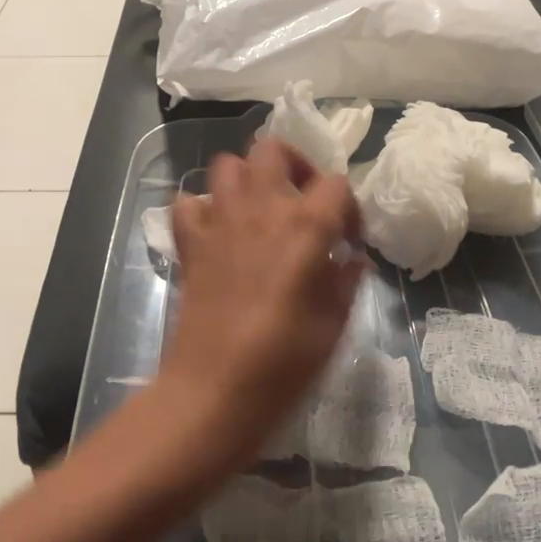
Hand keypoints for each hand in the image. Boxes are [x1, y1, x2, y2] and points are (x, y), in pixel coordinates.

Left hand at [158, 139, 368, 470]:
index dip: (347, 208)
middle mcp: (262, 209)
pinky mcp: (190, 242)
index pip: (335, 184)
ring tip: (261, 211)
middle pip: (274, 149)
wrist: (214, 391)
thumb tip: (350, 259)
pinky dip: (203, 209)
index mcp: (305, 226)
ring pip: (229, 165)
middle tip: (302, 203)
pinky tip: (219, 233)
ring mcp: (220, 221)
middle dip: (294, 166)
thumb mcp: (333, 325)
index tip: (346, 241)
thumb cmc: (283, 364)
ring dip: (247, 179)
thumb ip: (345, 281)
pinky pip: (190, 203)